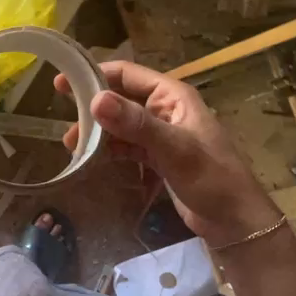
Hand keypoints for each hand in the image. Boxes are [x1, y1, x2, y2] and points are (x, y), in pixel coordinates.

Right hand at [58, 61, 281, 245]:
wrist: (234, 221)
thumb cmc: (212, 178)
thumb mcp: (174, 149)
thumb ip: (136, 124)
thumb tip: (95, 100)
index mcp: (173, 96)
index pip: (128, 74)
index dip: (95, 75)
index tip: (62, 82)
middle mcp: (165, 110)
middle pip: (121, 98)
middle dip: (93, 107)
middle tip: (61, 117)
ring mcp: (161, 135)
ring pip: (122, 124)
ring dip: (98, 132)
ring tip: (72, 146)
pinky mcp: (159, 158)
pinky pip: (127, 146)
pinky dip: (110, 150)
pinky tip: (91, 159)